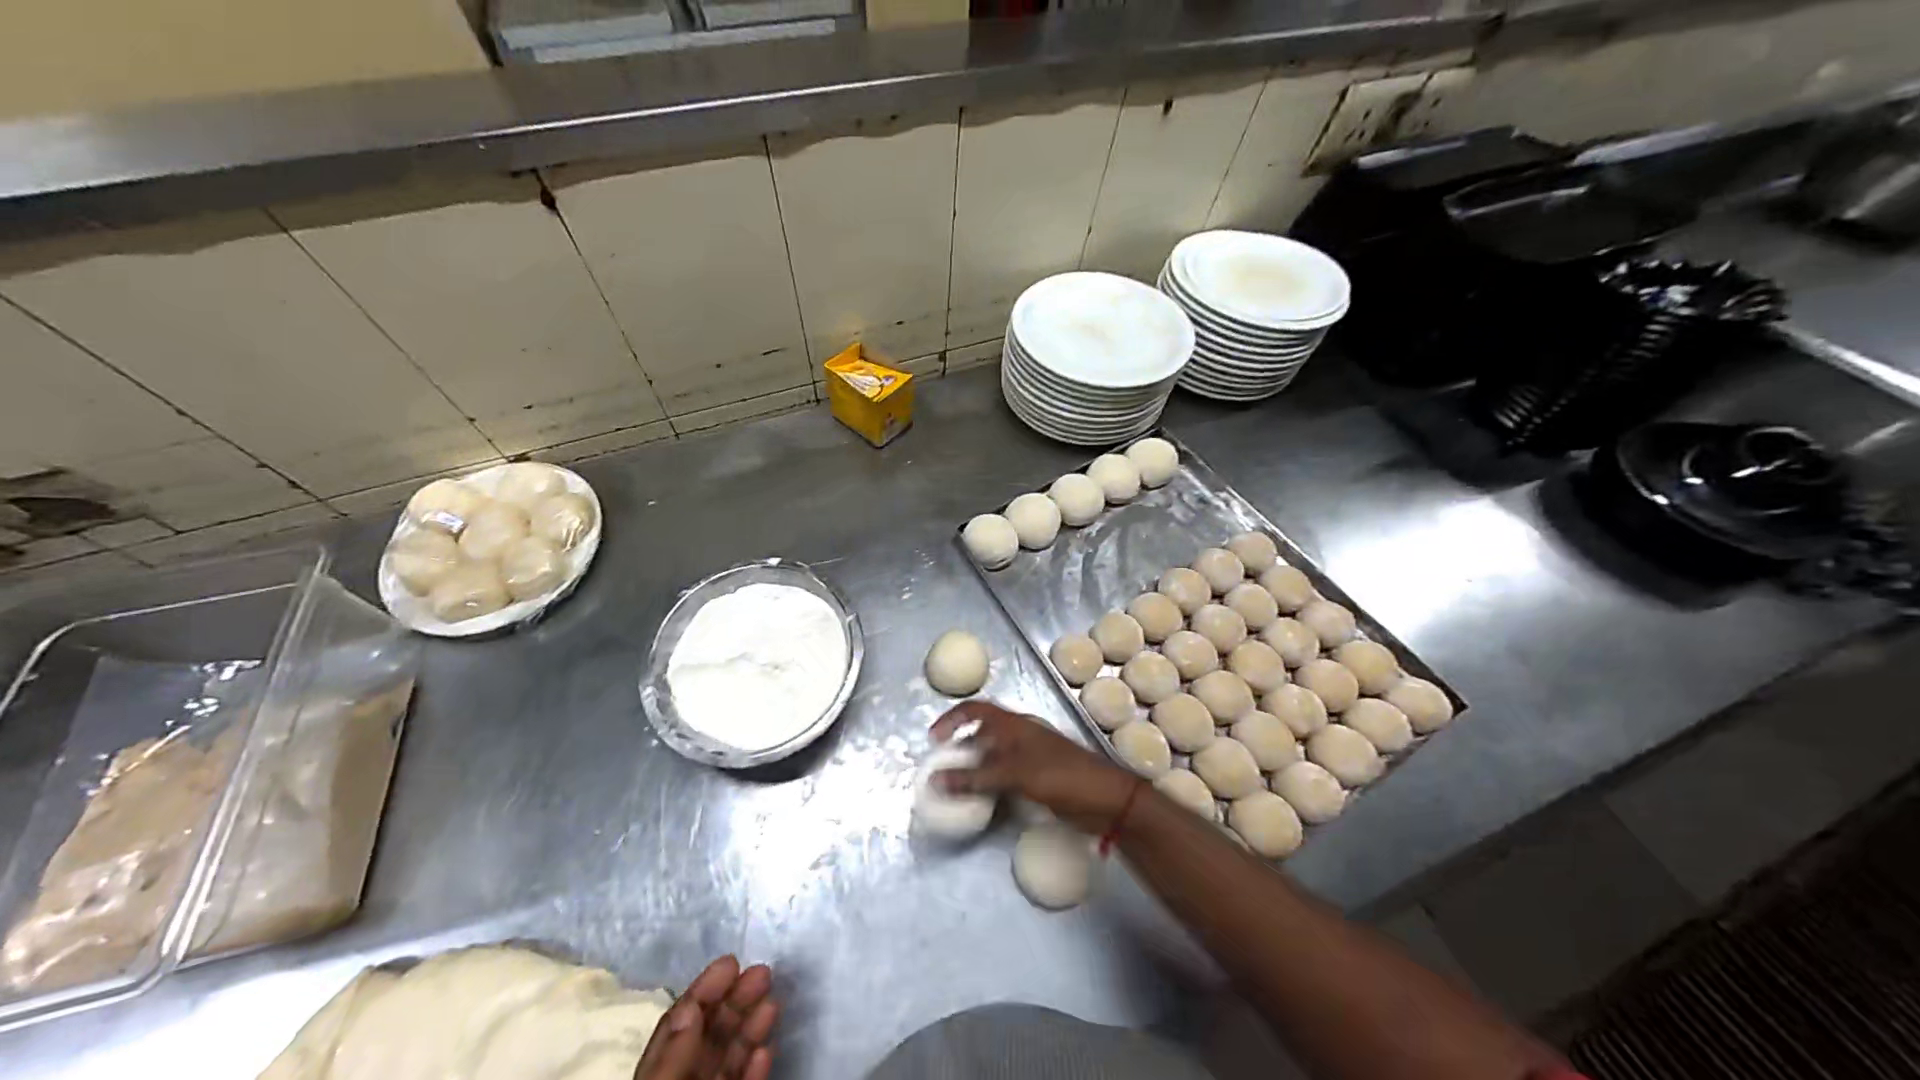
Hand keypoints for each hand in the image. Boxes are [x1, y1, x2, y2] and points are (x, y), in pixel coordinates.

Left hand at [633, 956, 777, 1079]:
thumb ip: (674, 1055)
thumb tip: (690, 1006)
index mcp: (655, 1072)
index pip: (678, 1024)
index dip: (703, 991)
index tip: (731, 962)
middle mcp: (679, 1077)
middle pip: (707, 1035)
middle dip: (735, 1002)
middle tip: (763, 972)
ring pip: (726, 1058)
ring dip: (750, 1030)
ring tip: (773, 1003)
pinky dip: (753, 1068)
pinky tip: (766, 1050)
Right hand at [931, 700, 1140, 832]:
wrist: (1108, 801)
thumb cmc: (1064, 777)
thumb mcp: (1016, 775)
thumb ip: (975, 778)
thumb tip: (935, 780)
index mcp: (1015, 724)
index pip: (976, 709)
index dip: (952, 718)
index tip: (933, 739)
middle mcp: (1019, 736)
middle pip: (982, 732)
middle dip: (959, 745)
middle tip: (941, 766)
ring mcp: (1029, 758)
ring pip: (992, 756)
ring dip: (973, 767)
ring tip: (955, 785)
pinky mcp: (1036, 780)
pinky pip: (1002, 777)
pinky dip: (988, 784)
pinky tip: (980, 800)